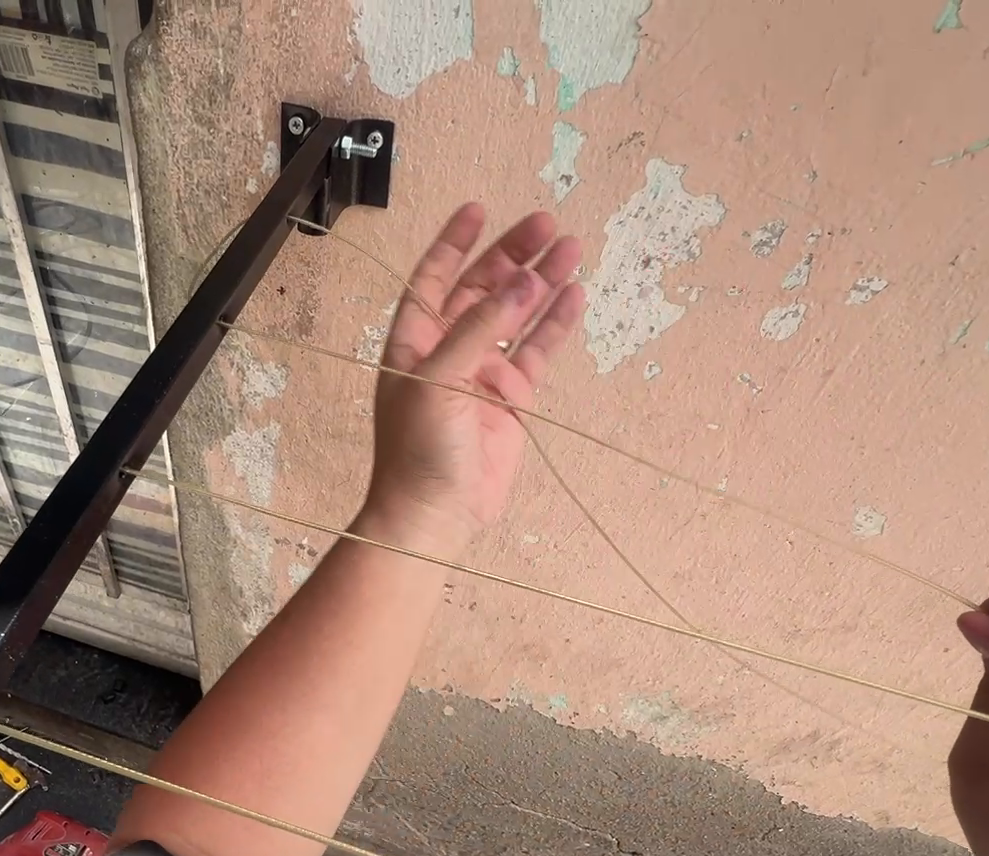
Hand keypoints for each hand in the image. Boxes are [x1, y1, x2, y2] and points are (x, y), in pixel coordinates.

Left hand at [354, 205, 584, 559]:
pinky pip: (536, 353)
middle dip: (511, 257)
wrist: (435, 513)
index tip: (477, 209)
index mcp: (414, 342)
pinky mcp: (512, 399)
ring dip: (540, 284)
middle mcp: (448, 351)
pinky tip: (574, 295)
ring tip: (571, 247)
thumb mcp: (436, 381)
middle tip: (547, 223)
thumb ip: (479, 331)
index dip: (453, 244)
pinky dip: (555, 326)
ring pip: (515, 317)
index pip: (433, 281)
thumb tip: (522, 284)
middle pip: (482, 290)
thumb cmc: (418, 449)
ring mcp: (482, 374)